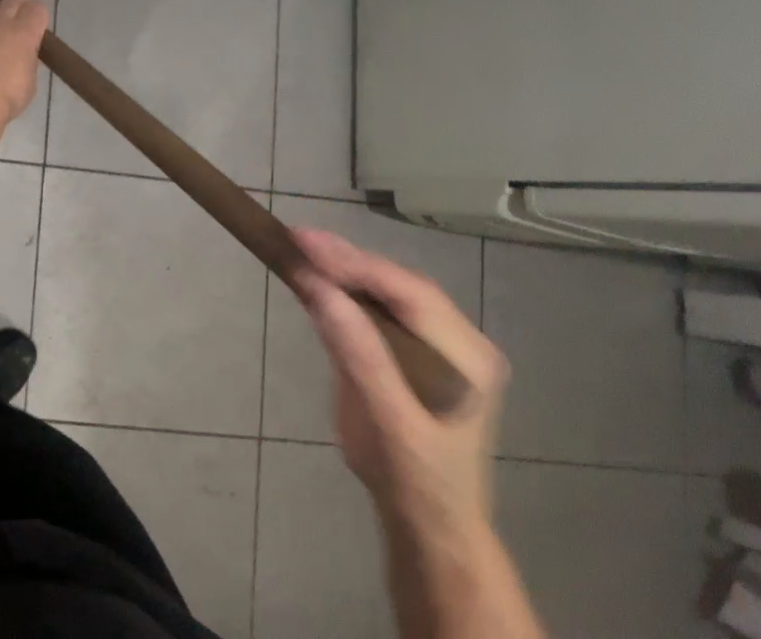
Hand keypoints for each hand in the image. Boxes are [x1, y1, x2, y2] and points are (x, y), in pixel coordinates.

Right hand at [293, 228, 510, 538]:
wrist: (428, 521)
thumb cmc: (412, 476)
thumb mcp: (386, 419)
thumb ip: (359, 354)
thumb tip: (320, 291)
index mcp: (465, 358)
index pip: (409, 292)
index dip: (356, 263)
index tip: (305, 242)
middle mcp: (460, 344)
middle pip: (400, 286)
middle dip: (348, 260)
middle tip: (295, 239)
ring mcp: (438, 350)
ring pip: (390, 294)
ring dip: (346, 271)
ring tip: (300, 251)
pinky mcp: (412, 357)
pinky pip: (381, 312)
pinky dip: (347, 293)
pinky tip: (319, 282)